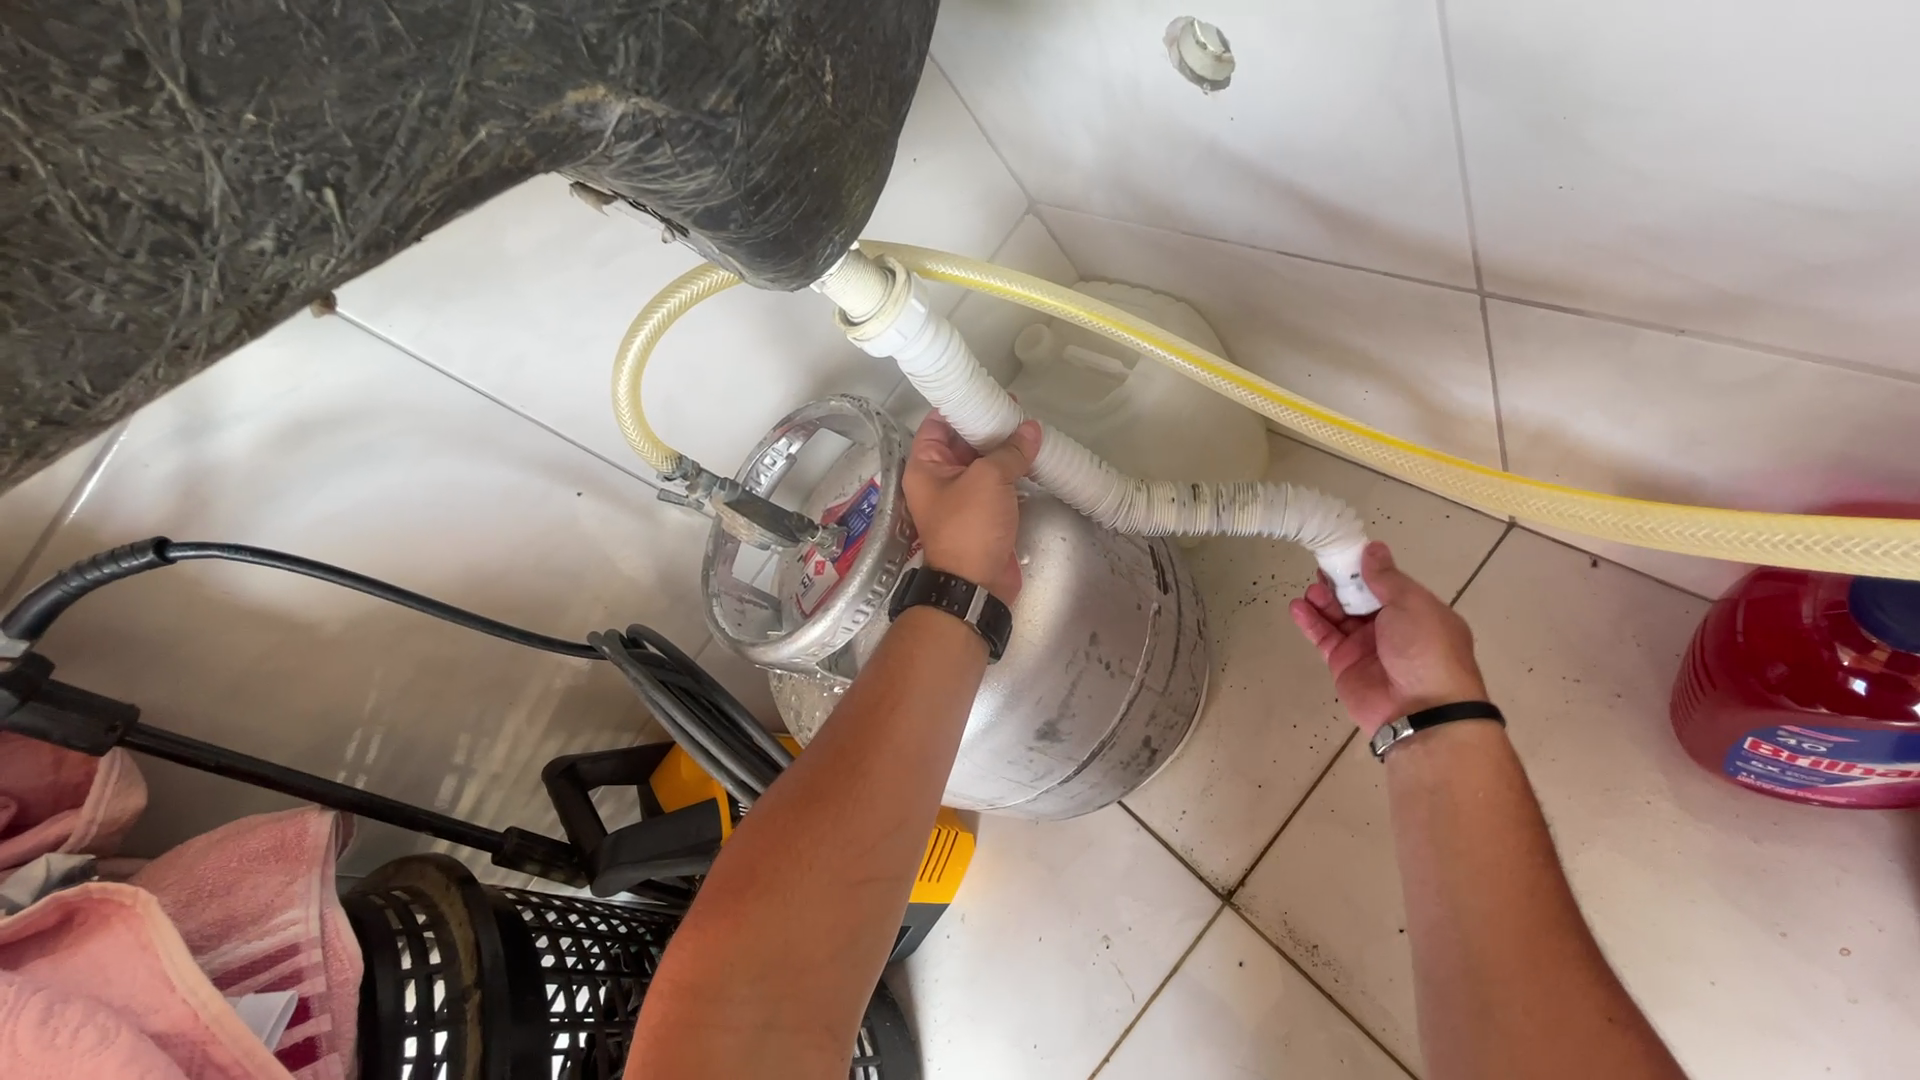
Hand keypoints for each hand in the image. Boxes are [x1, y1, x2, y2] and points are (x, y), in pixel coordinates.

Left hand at [902, 412, 1040, 602]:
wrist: (975, 585)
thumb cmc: (970, 527)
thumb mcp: (989, 479)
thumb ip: (1010, 451)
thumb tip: (1031, 430)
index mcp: (925, 467)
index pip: (937, 424)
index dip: (961, 406)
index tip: (988, 393)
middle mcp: (939, 480)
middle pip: (962, 442)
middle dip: (988, 426)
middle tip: (1017, 411)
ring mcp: (962, 499)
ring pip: (982, 465)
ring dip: (1003, 450)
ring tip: (1030, 432)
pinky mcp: (983, 516)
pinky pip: (996, 486)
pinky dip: (1012, 473)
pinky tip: (1033, 460)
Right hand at [1288, 541, 1487, 736]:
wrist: (1420, 709)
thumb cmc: (1425, 650)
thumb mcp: (1412, 605)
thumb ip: (1386, 577)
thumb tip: (1373, 548)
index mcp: (1416, 612)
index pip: (1387, 584)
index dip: (1366, 569)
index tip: (1345, 552)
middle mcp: (1392, 628)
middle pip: (1359, 598)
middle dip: (1341, 583)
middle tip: (1323, 568)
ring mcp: (1365, 646)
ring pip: (1338, 615)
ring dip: (1324, 600)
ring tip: (1312, 590)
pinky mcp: (1343, 663)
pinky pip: (1324, 636)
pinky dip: (1310, 621)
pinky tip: (1298, 607)